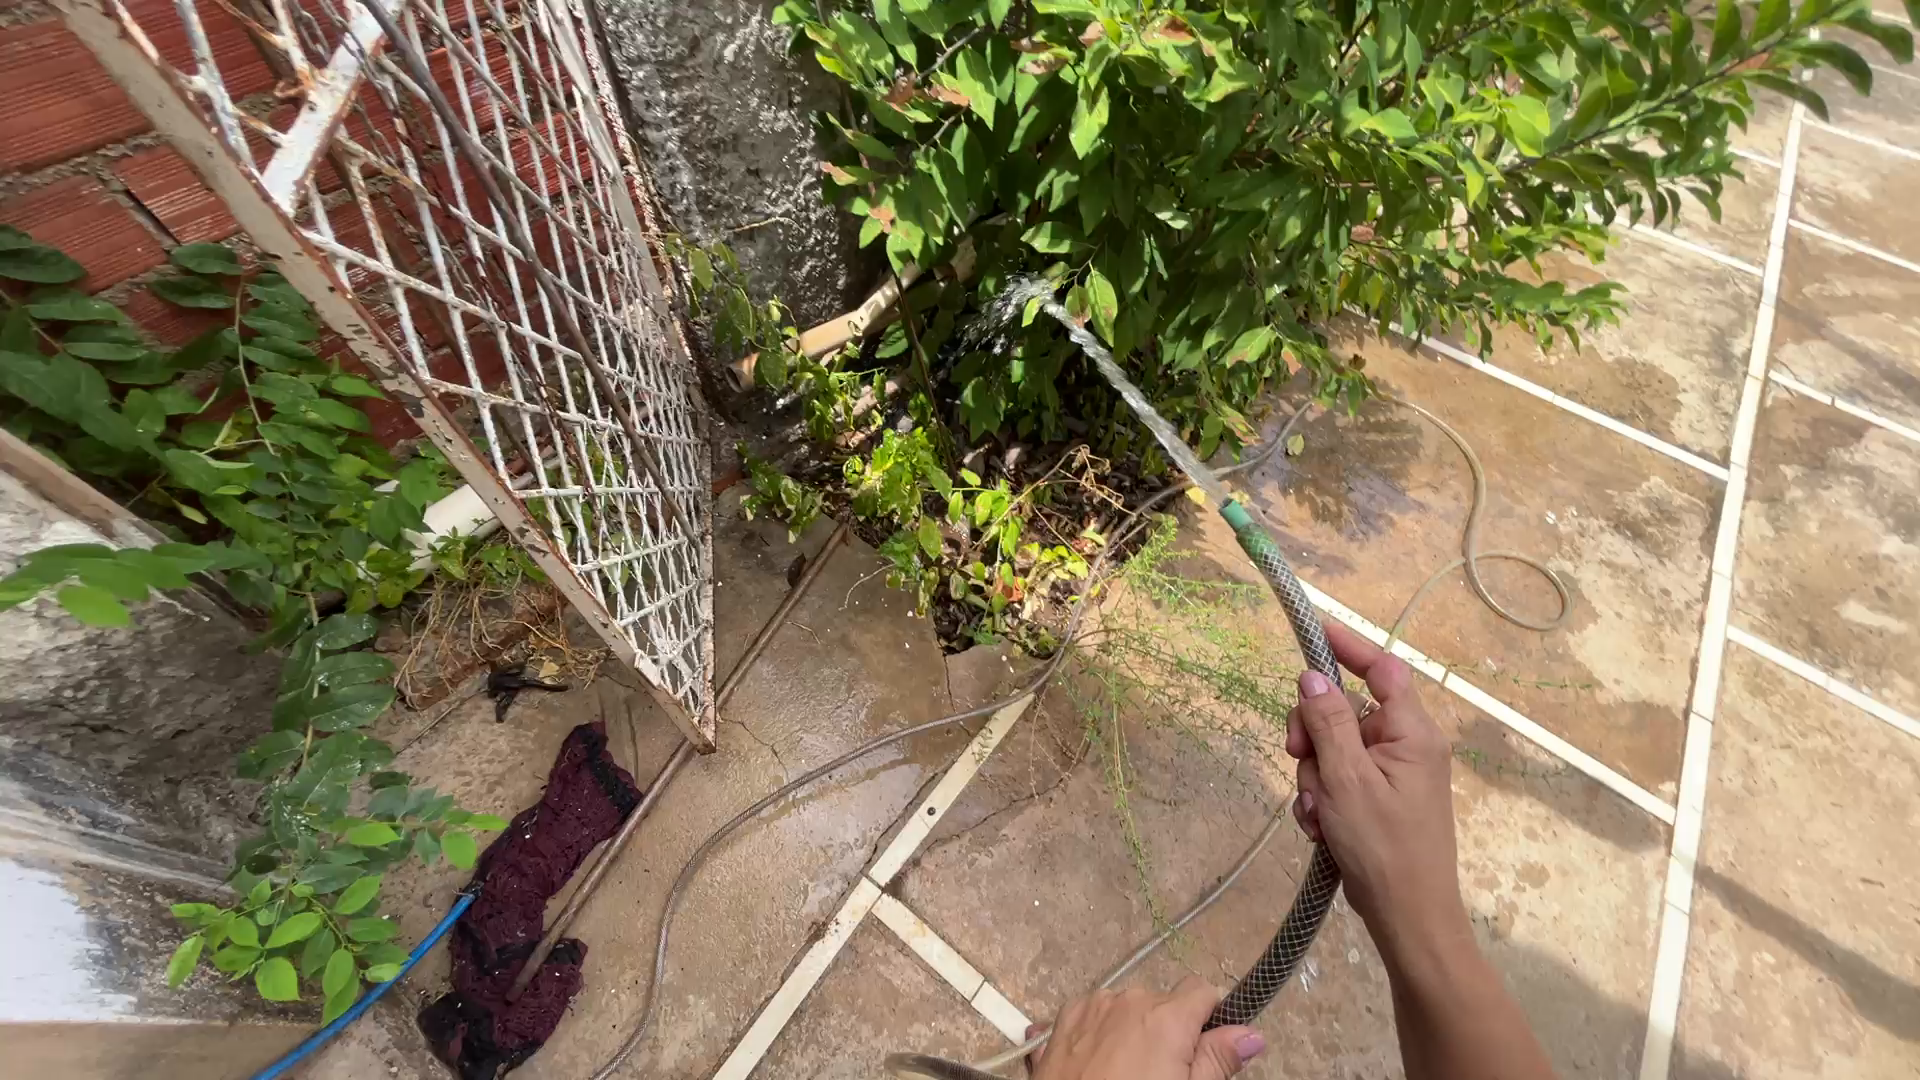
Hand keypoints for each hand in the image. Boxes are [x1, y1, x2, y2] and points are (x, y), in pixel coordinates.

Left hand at [1031, 976, 1266, 1079]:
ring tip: (1127, 1076)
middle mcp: (1129, 997)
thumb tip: (1252, 1032)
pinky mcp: (1066, 1014)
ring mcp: (1094, 1003)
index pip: (1202, 990)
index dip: (1211, 1017)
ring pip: (1129, 1008)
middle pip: (1164, 1004)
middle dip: (1171, 1033)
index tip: (1208, 1047)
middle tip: (1164, 1076)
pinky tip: (1099, 1067)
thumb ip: (1218, 1061)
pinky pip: (1098, 1013)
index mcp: (1165, 1017)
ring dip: (1135, 1033)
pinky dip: (1104, 1032)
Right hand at [1285, 622, 1467, 965]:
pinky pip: (1335, 775)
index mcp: (1411, 733)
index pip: (1383, 669)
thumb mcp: (1347, 779)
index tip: (1313, 630)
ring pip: (1331, 745)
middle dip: (1312, 733)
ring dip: (1313, 773)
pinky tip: (1321, 824)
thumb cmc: (1383, 846)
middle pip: (1343, 709)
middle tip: (1296, 757)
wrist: (1407, 918)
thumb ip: (1328, 723)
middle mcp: (1404, 745)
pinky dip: (1321, 794)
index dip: (1349, 646)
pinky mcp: (1374, 795)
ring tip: (1318, 811)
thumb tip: (1311, 677)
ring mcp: (1388, 772)